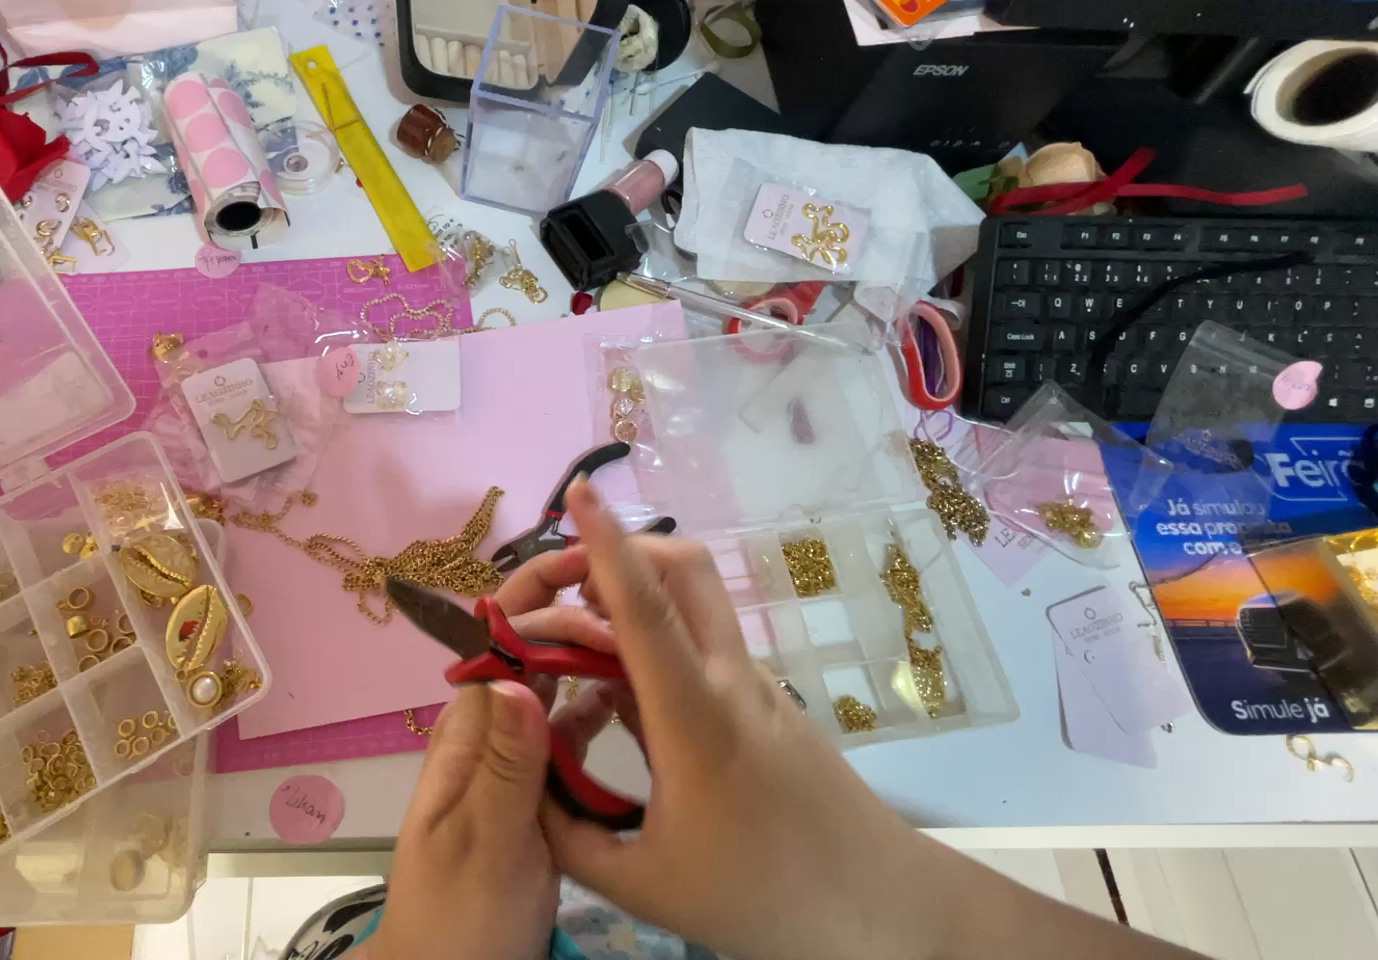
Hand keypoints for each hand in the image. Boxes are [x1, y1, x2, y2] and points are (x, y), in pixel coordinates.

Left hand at [371, 546, 616, 959]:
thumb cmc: (456, 918)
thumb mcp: (484, 846)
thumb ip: (503, 767)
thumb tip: (520, 677)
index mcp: (467, 729)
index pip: (498, 639)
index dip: (538, 596)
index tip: (591, 570)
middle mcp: (489, 728)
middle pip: (527, 650)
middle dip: (572, 615)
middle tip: (634, 605)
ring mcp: (514, 755)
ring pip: (552, 685)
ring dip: (589, 655)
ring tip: (645, 637)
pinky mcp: (537, 785)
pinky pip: (567, 730)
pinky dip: (597, 707)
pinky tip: (635, 701)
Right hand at [539, 478, 968, 959]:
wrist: (885, 912)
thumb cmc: (766, 901)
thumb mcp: (646, 886)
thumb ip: (567, 835)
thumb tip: (518, 785)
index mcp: (695, 717)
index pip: (645, 607)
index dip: (606, 543)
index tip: (579, 491)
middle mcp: (726, 678)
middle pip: (680, 568)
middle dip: (613, 549)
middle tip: (554, 583)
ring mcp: (748, 681)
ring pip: (689, 596)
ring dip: (628, 587)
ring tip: (570, 631)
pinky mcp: (757, 695)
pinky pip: (693, 638)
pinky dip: (644, 634)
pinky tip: (611, 690)